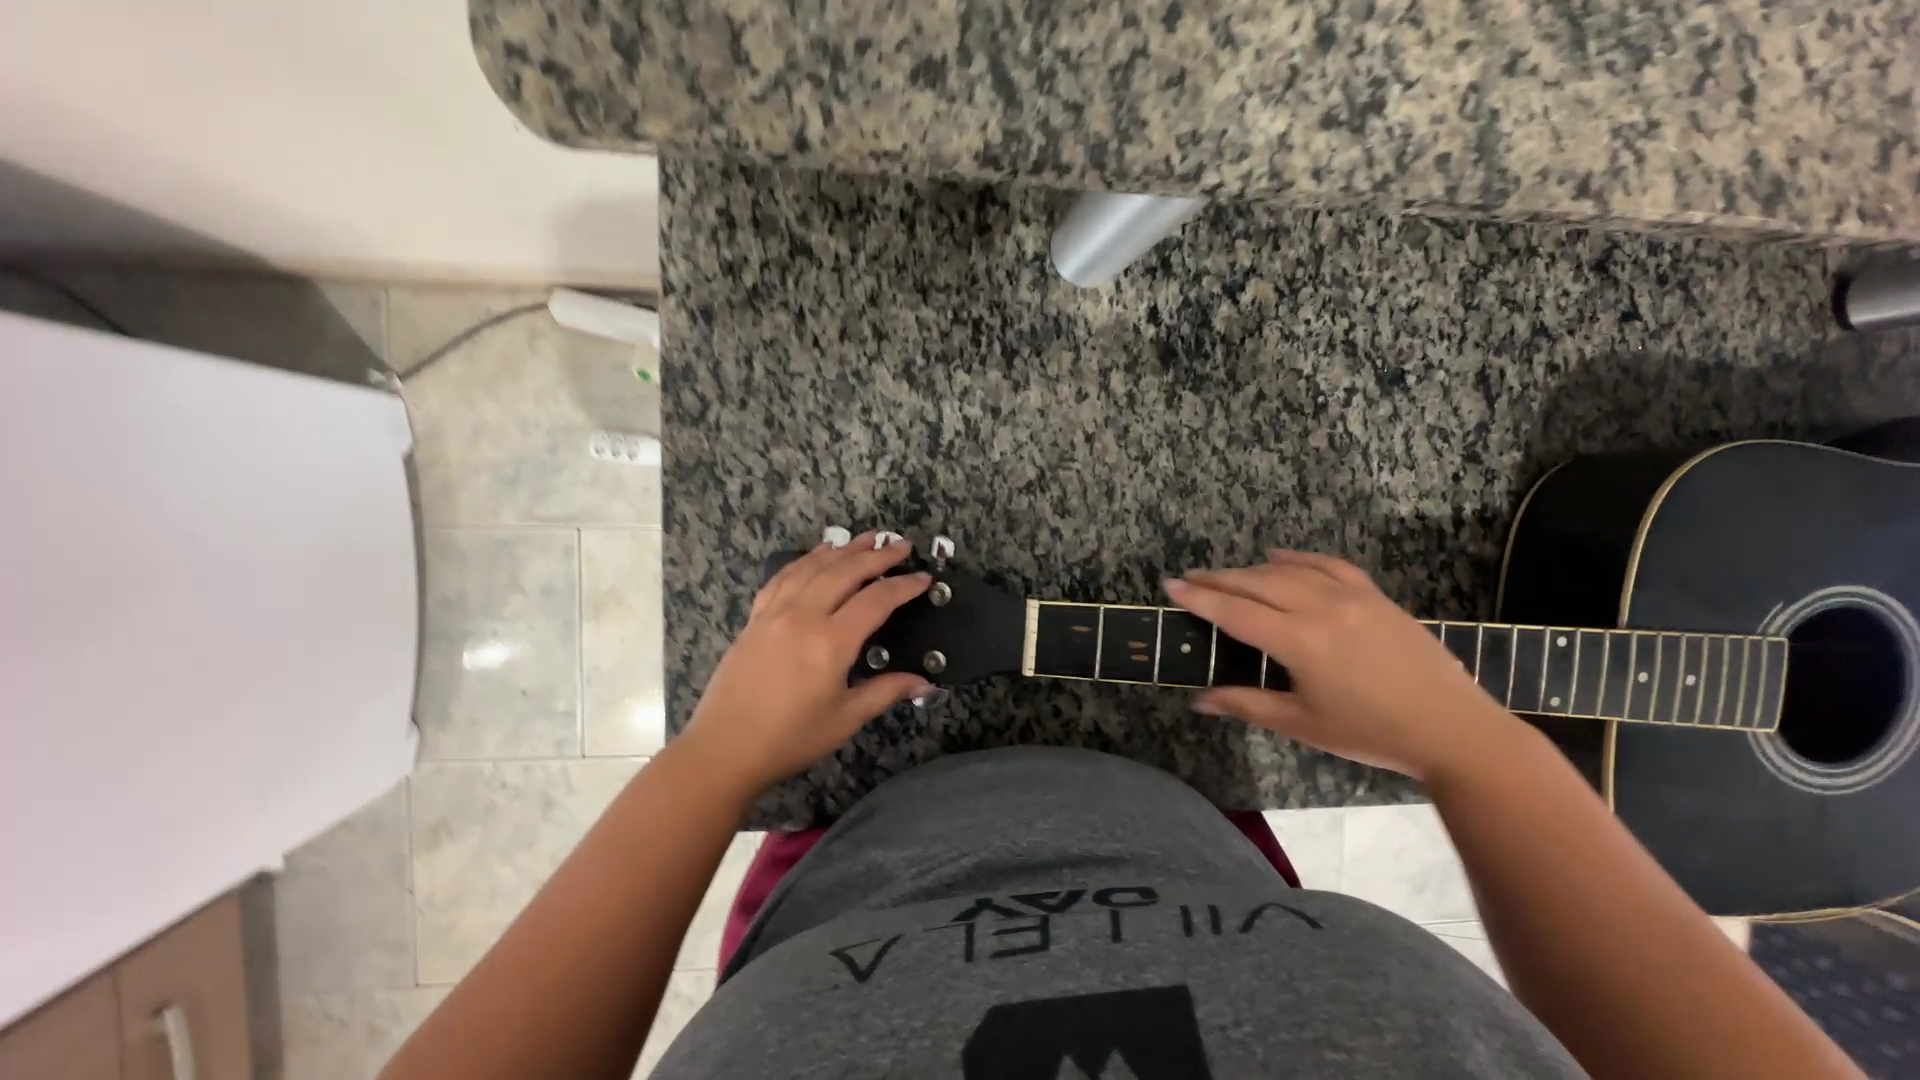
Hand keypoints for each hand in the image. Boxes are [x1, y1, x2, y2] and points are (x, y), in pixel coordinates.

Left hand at [681, 532, 934, 795]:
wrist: (724, 748)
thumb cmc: (790, 739)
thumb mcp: (845, 718)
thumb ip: (886, 692)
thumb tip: (925, 682)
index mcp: (830, 642)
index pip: (876, 600)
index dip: (904, 586)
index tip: (925, 578)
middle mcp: (802, 617)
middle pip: (844, 572)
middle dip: (877, 555)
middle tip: (901, 546)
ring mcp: (774, 613)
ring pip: (812, 567)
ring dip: (842, 550)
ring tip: (866, 539)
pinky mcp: (755, 619)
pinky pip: (783, 578)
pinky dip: (805, 561)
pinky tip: (817, 557)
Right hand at [1163, 550, 1530, 781]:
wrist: (1452, 728)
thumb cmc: (1371, 733)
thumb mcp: (1302, 724)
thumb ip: (1247, 704)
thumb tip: (1199, 700)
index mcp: (1300, 641)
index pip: (1236, 612)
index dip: (1200, 598)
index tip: (1171, 585)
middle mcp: (1321, 608)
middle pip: (1257, 583)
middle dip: (1218, 579)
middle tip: (1189, 578)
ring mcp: (1352, 597)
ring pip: (1289, 571)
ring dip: (1251, 569)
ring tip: (1225, 574)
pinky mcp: (1376, 596)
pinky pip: (1329, 565)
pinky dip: (1300, 557)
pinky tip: (1279, 557)